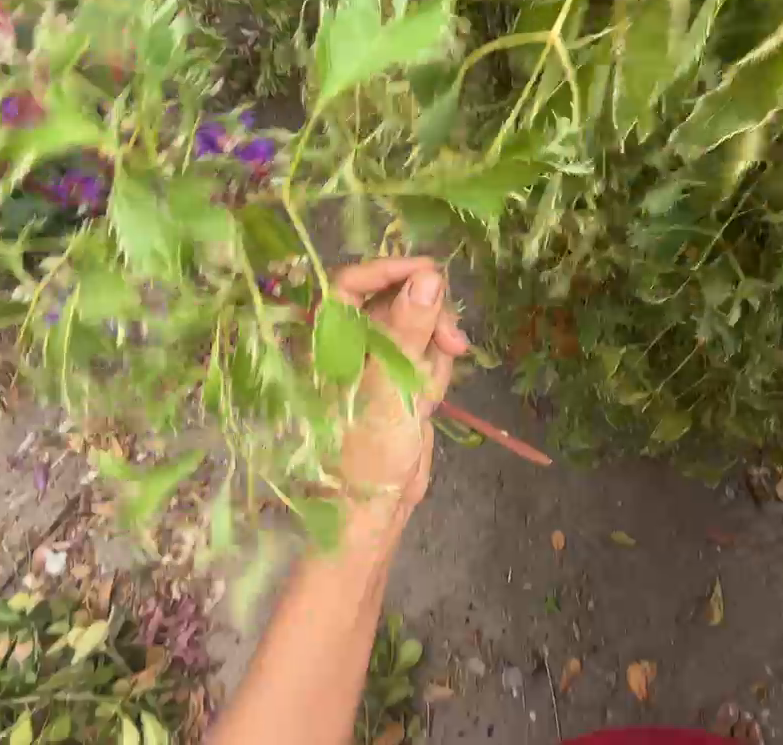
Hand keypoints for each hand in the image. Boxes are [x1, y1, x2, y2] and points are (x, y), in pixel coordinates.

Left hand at [330, 257, 469, 525]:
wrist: (375, 511)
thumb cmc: (366, 452)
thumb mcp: (388, 386)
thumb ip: (407, 329)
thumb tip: (430, 276)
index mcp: (330, 341)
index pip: (352, 283)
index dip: (388, 270)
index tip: (430, 272)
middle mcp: (352, 344)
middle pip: (395, 299)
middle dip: (428, 316)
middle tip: (453, 341)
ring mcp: (378, 361)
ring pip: (418, 325)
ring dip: (435, 349)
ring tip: (429, 390)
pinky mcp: (401, 379)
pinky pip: (427, 354)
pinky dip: (436, 371)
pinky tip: (429, 401)